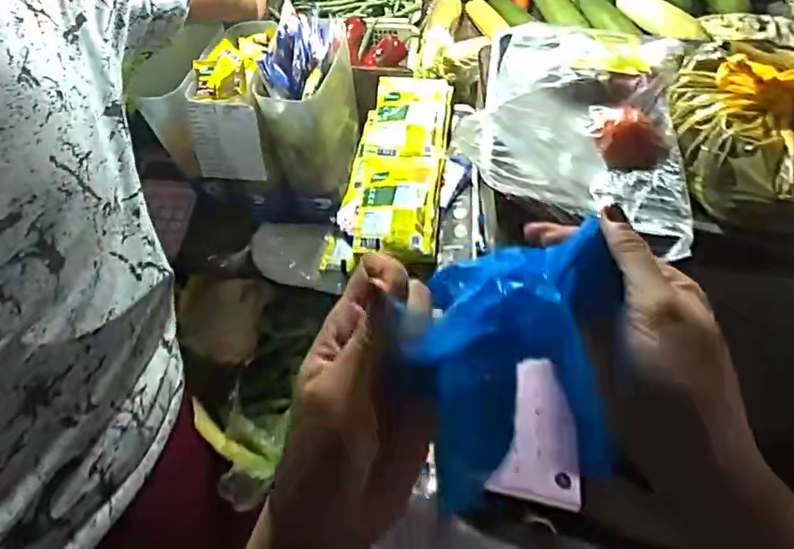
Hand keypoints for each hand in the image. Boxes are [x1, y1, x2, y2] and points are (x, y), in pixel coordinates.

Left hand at [257, 254, 433, 548]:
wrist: (335, 519)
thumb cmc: (321, 448)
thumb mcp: (339, 389)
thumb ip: (369, 338)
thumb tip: (387, 277)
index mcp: (346, 328)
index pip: (371, 277)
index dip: (390, 274)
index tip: (405, 294)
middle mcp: (379, 339)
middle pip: (410, 298)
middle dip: (423, 307)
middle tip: (423, 342)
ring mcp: (405, 370)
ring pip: (433, 329)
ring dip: (448, 332)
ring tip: (453, 353)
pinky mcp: (429, 401)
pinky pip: (448, 368)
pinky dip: (461, 364)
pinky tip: (472, 365)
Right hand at [525, 213, 769, 514]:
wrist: (689, 460)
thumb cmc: (678, 377)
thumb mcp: (660, 307)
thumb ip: (631, 258)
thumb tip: (607, 210)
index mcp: (665, 285)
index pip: (613, 244)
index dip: (573, 235)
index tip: (531, 233)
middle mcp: (642, 302)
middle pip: (594, 265)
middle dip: (558, 253)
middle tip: (521, 248)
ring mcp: (621, 330)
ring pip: (581, 290)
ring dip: (551, 276)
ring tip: (517, 270)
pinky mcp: (603, 356)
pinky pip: (574, 320)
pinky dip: (552, 305)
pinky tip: (530, 300)